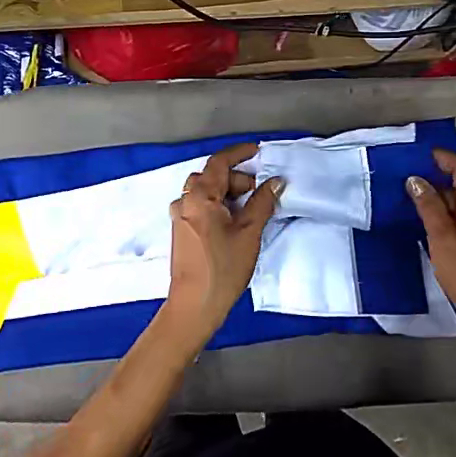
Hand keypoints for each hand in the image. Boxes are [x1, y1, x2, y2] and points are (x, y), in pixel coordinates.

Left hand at [165, 143, 281, 342]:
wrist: (195, 305)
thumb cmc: (223, 267)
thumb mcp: (250, 232)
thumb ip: (262, 202)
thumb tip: (275, 181)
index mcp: (199, 198)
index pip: (219, 163)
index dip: (239, 153)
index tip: (258, 151)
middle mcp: (185, 203)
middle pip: (212, 177)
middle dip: (238, 179)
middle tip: (260, 193)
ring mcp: (181, 217)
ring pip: (206, 192)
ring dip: (229, 193)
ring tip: (251, 211)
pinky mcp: (183, 231)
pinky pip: (202, 206)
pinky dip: (220, 205)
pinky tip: (236, 223)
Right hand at [407, 150, 455, 341]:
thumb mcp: (443, 241)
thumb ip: (430, 209)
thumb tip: (416, 180)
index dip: (443, 158)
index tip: (420, 153)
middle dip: (437, 177)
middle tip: (407, 175)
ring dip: (439, 197)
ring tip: (410, 196)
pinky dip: (444, 214)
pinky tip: (427, 221)